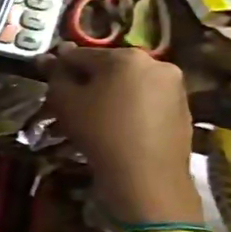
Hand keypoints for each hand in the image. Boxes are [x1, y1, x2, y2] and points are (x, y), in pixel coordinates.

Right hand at [42, 45, 200, 226]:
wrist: (147, 177)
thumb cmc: (101, 132)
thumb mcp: (65, 101)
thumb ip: (55, 75)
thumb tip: (47, 58)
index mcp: (126, 56)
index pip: (81, 54)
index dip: (61, 67)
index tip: (49, 82)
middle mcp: (156, 64)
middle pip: (109, 68)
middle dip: (88, 82)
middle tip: (71, 104)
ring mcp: (174, 87)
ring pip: (129, 85)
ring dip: (109, 95)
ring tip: (93, 119)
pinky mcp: (183, 110)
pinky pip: (147, 102)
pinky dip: (130, 109)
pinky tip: (117, 129)